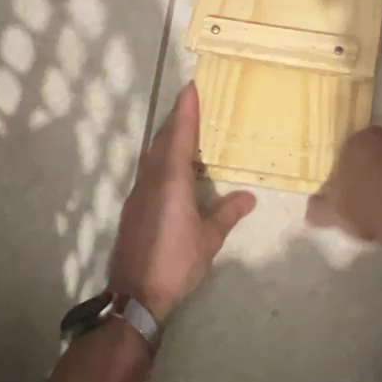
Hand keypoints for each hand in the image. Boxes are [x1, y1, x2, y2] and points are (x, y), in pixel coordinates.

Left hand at [108, 83, 255, 321]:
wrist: (134, 294)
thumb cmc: (176, 263)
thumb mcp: (209, 239)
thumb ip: (227, 214)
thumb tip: (248, 197)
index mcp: (171, 181)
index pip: (179, 136)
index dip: (186, 111)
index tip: (191, 87)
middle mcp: (151, 181)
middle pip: (161, 142)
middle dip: (176, 121)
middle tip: (191, 104)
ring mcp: (138, 194)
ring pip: (152, 157)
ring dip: (166, 140)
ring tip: (184, 132)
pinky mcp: (133, 209)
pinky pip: (149, 173)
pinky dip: (161, 160)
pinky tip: (172, 169)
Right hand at [308, 126, 381, 283]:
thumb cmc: (365, 206)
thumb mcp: (331, 212)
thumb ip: (317, 208)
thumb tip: (312, 211)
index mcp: (360, 139)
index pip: (345, 150)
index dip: (342, 172)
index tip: (342, 193)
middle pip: (371, 155)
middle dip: (365, 174)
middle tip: (359, 200)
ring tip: (380, 209)